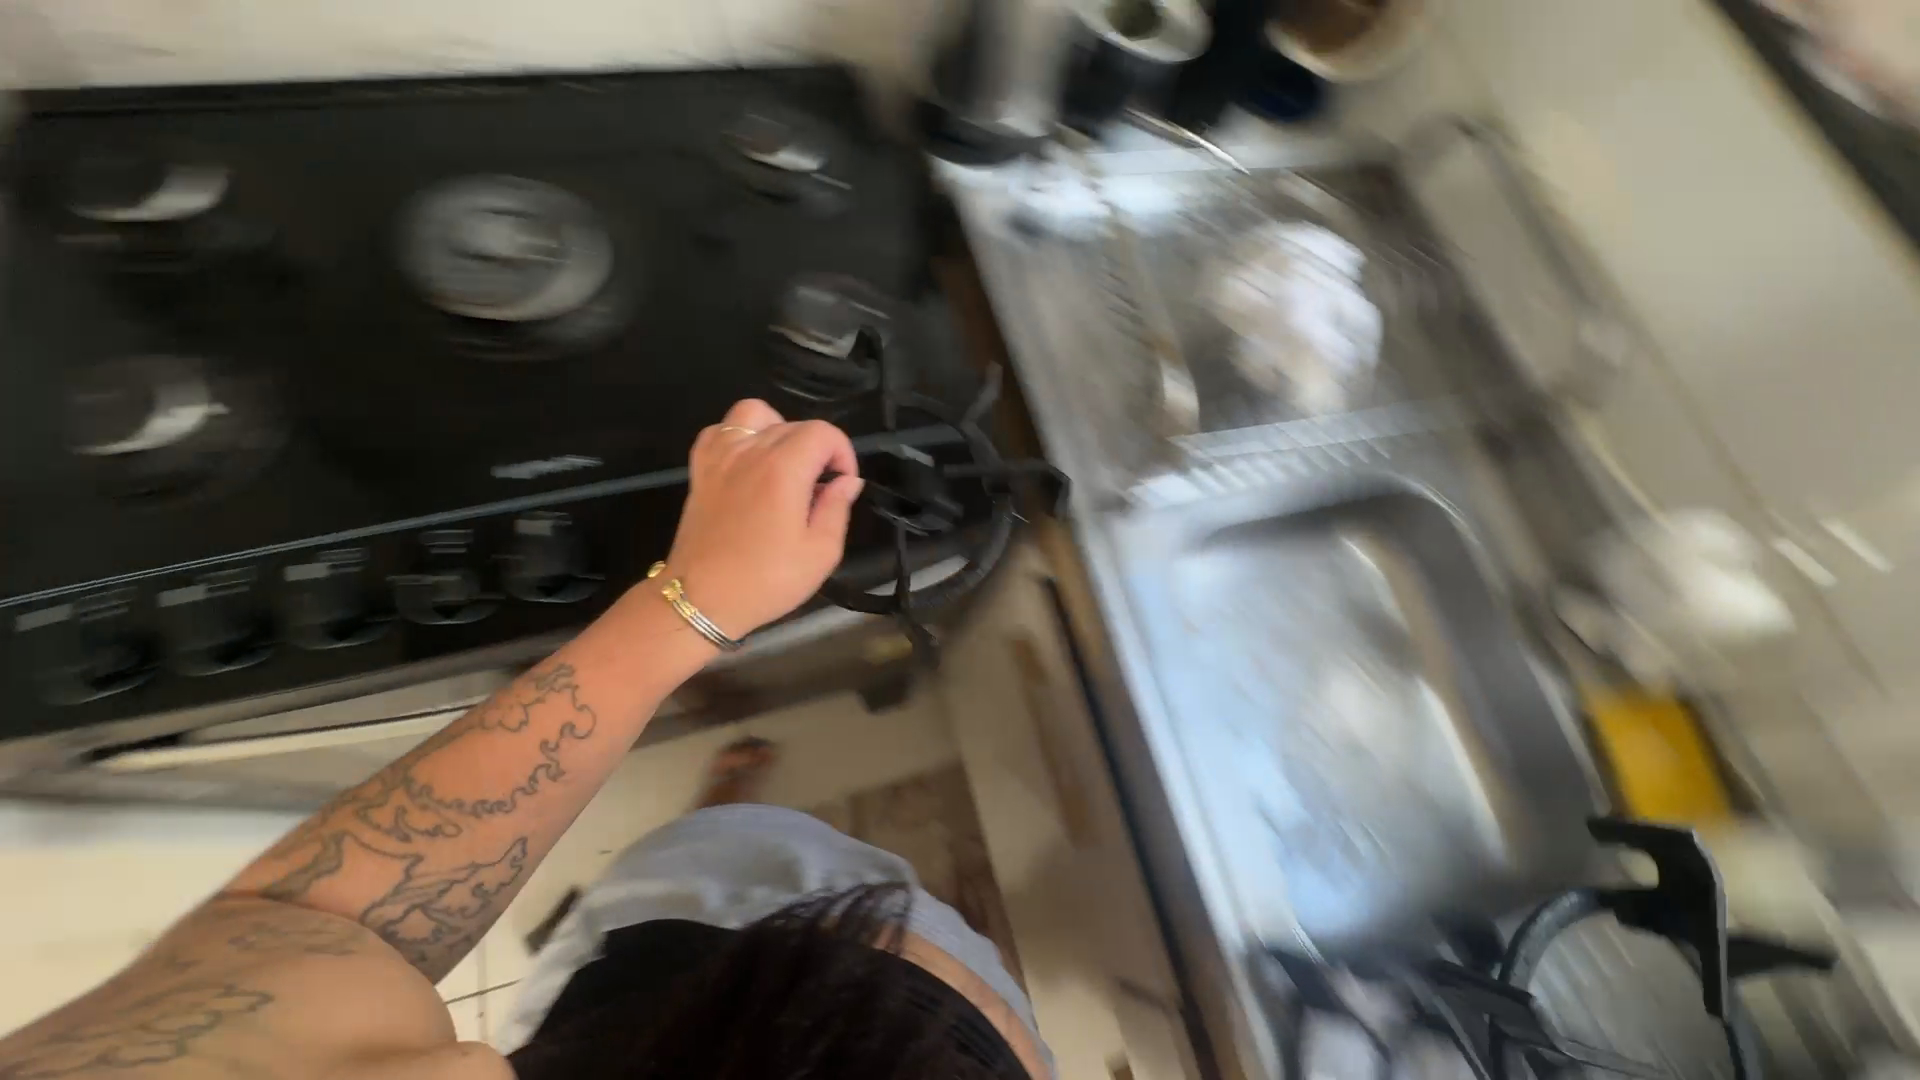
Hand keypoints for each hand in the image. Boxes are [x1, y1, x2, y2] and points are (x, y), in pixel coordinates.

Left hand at [657, 399, 862, 637]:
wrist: (702, 599)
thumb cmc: (766, 580)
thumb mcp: (820, 553)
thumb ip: (837, 508)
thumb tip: (847, 481)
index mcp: (783, 469)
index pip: (823, 432)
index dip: (843, 453)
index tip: (843, 484)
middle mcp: (750, 452)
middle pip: (794, 424)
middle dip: (818, 449)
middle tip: (820, 489)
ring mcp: (720, 457)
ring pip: (755, 414)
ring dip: (779, 430)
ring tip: (786, 464)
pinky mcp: (700, 470)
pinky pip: (720, 430)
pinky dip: (740, 436)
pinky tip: (750, 462)